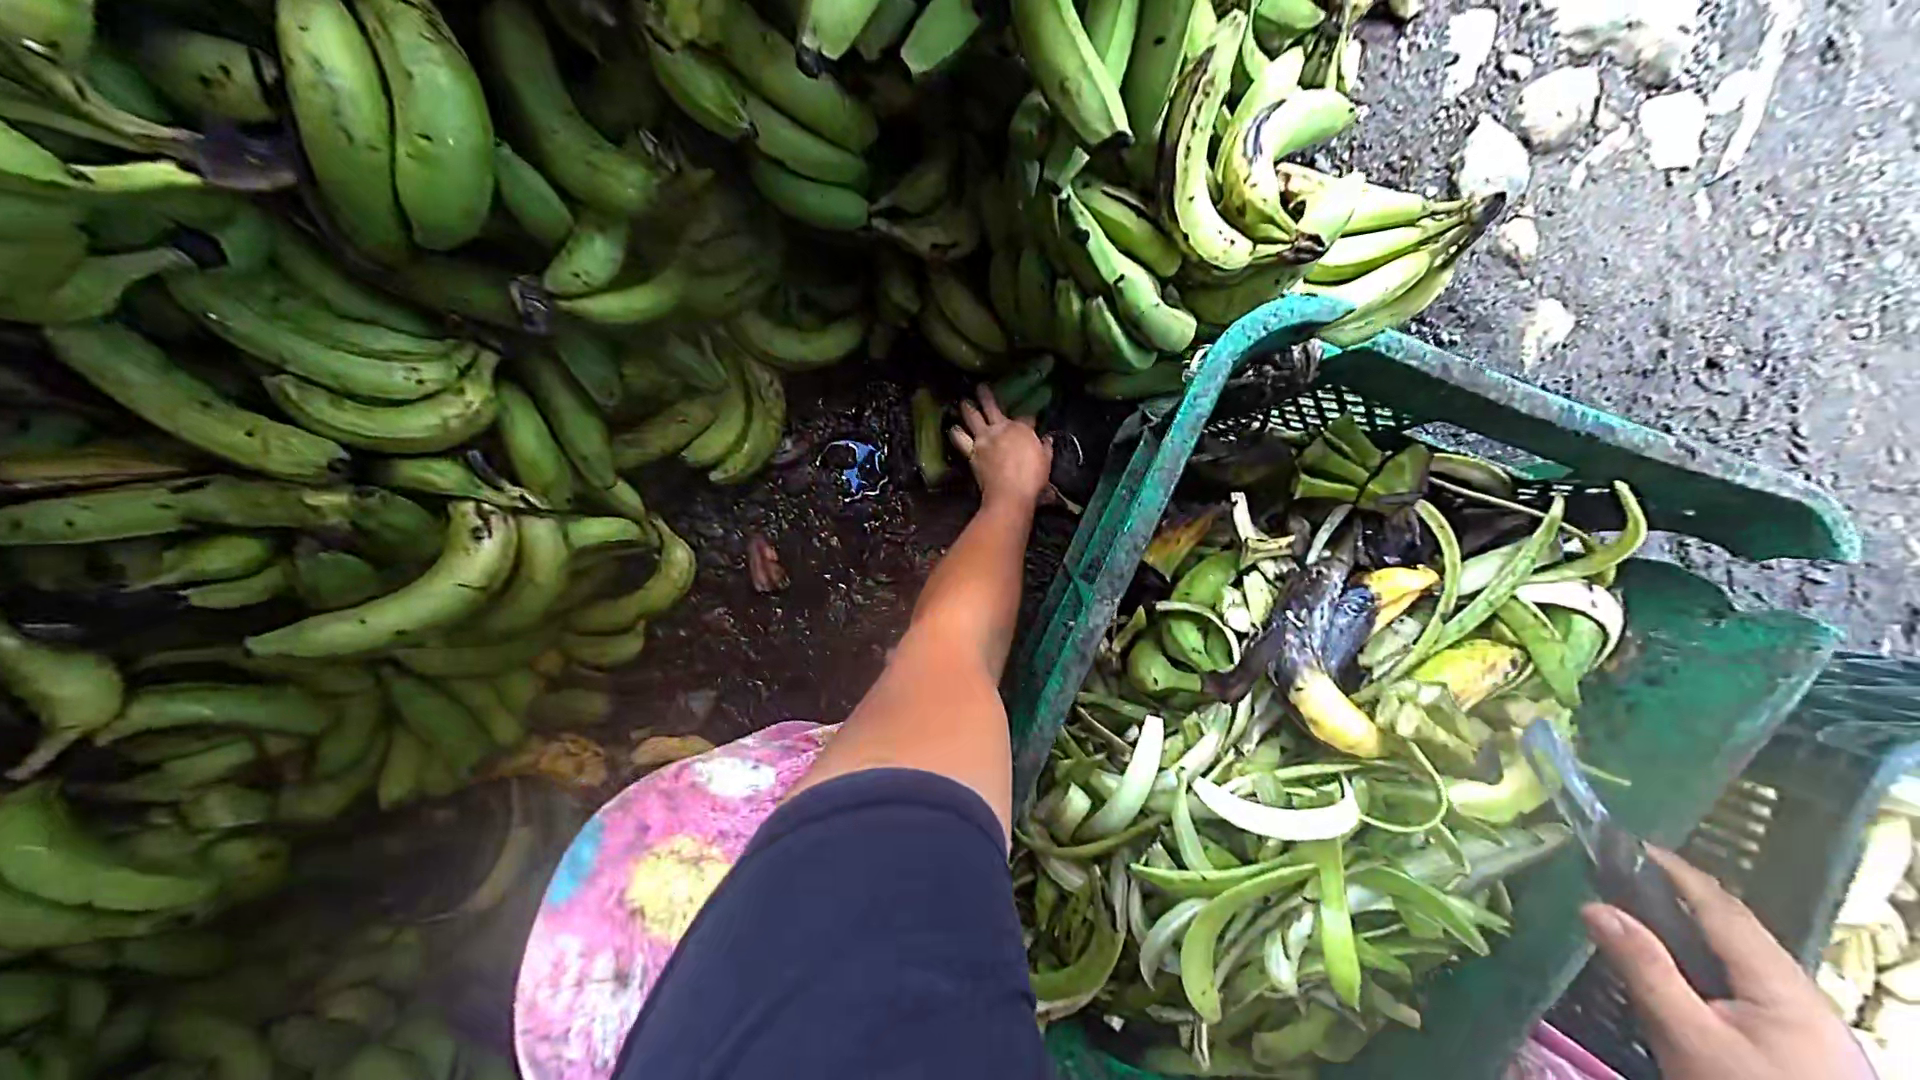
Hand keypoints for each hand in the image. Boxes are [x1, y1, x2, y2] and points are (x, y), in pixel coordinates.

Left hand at [950, 386, 1052, 509]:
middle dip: (987, 396)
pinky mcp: (972, 452)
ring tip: (964, 401)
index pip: (1026, 418)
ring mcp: (984, 439)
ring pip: (973, 417)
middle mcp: (1001, 428)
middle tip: (981, 386)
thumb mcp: (1046, 461)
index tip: (1030, 419)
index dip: (1028, 417)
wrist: (1009, 494)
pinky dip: (956, 433)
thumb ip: (1045, 448)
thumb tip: (1047, 439)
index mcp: (1022, 429)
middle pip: (993, 408)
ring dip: (968, 408)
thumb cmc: (1032, 478)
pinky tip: (952, 428)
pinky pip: (960, 439)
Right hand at [1582, 848, 1875, 1079]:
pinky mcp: (1801, 1047)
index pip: (1722, 909)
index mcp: (1782, 986)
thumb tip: (1593, 905)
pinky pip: (1746, 983)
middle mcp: (1803, 997)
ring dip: (1693, 926)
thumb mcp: (1688, 1037)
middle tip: (1623, 873)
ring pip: (1742, 957)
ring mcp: (1808, 1026)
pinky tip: (1680, 966)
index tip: (1629, 843)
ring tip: (1641, 909)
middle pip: (1737, 930)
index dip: (1676, 871)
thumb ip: (1644, 968)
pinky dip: (1705, 957)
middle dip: (1682, 894)